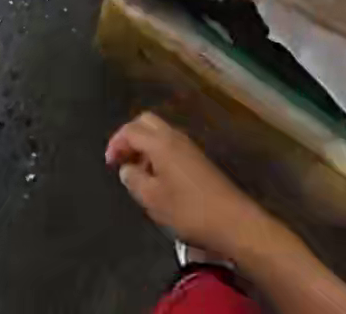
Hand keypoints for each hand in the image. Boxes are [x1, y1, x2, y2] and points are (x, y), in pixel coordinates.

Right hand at [105, 112, 267, 257]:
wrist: (235, 222)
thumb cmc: (189, 210)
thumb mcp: (153, 199)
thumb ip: (133, 180)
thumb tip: (125, 168)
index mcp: (160, 142)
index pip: (130, 130)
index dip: (115, 143)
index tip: (109, 163)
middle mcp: (174, 137)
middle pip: (145, 122)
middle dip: (130, 137)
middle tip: (122, 160)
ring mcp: (189, 146)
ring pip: (159, 133)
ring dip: (144, 146)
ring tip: (138, 172)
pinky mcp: (198, 159)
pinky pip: (170, 145)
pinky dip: (158, 153)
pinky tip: (159, 178)